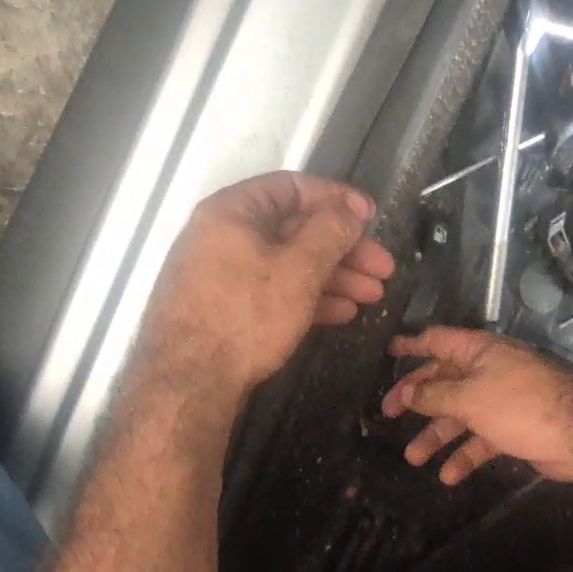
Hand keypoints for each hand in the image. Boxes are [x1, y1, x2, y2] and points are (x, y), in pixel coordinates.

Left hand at [147, 172, 395, 392]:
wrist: (188, 384)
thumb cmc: (246, 316)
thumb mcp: (298, 269)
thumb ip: (331, 231)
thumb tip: (351, 209)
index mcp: (232, 211)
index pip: (292, 187)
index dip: (337, 199)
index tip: (371, 217)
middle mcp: (223, 236)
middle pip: (295, 229)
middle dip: (344, 249)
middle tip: (384, 269)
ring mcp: (222, 275)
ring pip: (288, 264)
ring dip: (334, 277)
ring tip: (372, 296)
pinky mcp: (226, 310)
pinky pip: (274, 291)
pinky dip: (309, 297)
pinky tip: (342, 313)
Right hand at [381, 327, 572, 484]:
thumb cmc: (521, 404)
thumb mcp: (469, 398)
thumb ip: (434, 396)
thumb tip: (405, 391)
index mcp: (478, 352)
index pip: (437, 341)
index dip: (412, 345)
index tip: (389, 350)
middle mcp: (488, 372)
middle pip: (444, 381)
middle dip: (416, 399)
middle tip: (387, 415)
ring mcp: (501, 402)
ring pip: (460, 416)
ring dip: (437, 436)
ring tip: (413, 458)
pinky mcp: (513, 430)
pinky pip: (481, 441)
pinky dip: (465, 457)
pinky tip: (449, 477)